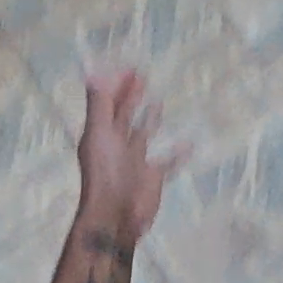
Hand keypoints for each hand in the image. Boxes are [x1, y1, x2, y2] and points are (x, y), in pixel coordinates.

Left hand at [76, 71, 188, 242]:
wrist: (117, 216)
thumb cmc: (106, 174)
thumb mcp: (99, 134)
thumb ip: (98, 104)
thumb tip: (93, 71)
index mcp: (101, 132)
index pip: (108, 102)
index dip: (116, 84)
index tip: (129, 67)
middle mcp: (116, 144)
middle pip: (124, 114)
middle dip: (131, 95)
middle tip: (143, 74)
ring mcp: (135, 161)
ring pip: (142, 134)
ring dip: (150, 118)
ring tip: (159, 101)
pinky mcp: (152, 177)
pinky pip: (166, 161)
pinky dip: (177, 153)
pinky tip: (190, 144)